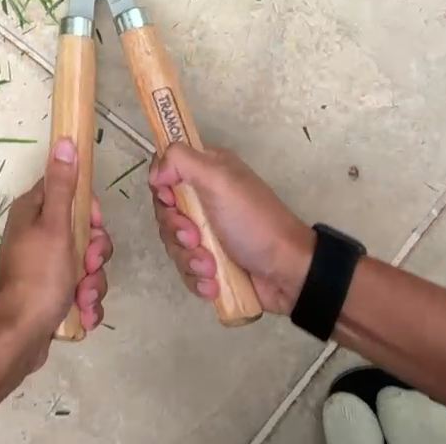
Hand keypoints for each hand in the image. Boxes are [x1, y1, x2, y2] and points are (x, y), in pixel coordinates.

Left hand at [0, 138, 112, 371]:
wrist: (19, 337)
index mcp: (34, 211)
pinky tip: (83, 314)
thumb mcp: (55, 226)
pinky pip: (81, 288)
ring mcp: (45, 264)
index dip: (88, 210)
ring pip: (86, 262)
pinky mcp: (52, 291)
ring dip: (93, 282)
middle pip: (83, 230)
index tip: (93, 226)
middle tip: (88, 266)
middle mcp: (38, 233)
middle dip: (95, 253)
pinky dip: (86, 301)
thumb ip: (64, 186)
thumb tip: (64, 141)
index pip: (70, 192)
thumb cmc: (38, 276)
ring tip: (84, 297)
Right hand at [148, 143, 311, 314]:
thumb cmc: (254, 221)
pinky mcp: (210, 260)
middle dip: (176, 230)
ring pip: (172, 241)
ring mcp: (207, 230)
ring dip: (188, 258)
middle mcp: (204, 196)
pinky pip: (185, 266)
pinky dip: (196, 277)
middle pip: (165, 209)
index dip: (162, 186)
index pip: (165, 168)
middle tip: (195, 239)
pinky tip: (212, 283)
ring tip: (211, 268)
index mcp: (207, 169)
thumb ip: (181, 161)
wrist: (289, 274)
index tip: (171, 201)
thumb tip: (155, 174)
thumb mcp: (219, 180)